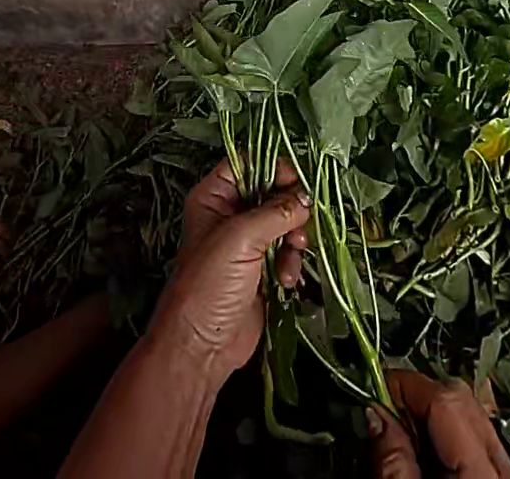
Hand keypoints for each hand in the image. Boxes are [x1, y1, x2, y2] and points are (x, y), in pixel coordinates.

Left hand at [148, 159, 310, 384]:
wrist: (201, 346)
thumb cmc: (209, 283)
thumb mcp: (240, 239)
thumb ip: (276, 212)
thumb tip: (308, 196)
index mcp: (215, 195)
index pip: (249, 163)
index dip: (274, 167)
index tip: (298, 181)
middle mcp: (231, 212)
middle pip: (273, 192)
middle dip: (291, 209)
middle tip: (300, 226)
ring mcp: (247, 241)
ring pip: (285, 222)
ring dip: (294, 240)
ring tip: (292, 257)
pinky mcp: (262, 267)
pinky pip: (287, 250)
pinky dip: (291, 262)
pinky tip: (286, 280)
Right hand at [368, 371, 509, 478]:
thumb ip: (393, 462)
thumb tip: (375, 412)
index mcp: (482, 475)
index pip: (444, 400)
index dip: (405, 384)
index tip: (374, 387)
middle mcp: (504, 470)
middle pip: (461, 398)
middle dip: (418, 393)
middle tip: (385, 410)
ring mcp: (508, 475)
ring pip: (470, 412)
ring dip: (431, 410)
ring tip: (403, 434)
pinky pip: (477, 437)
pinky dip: (447, 432)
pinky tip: (427, 451)